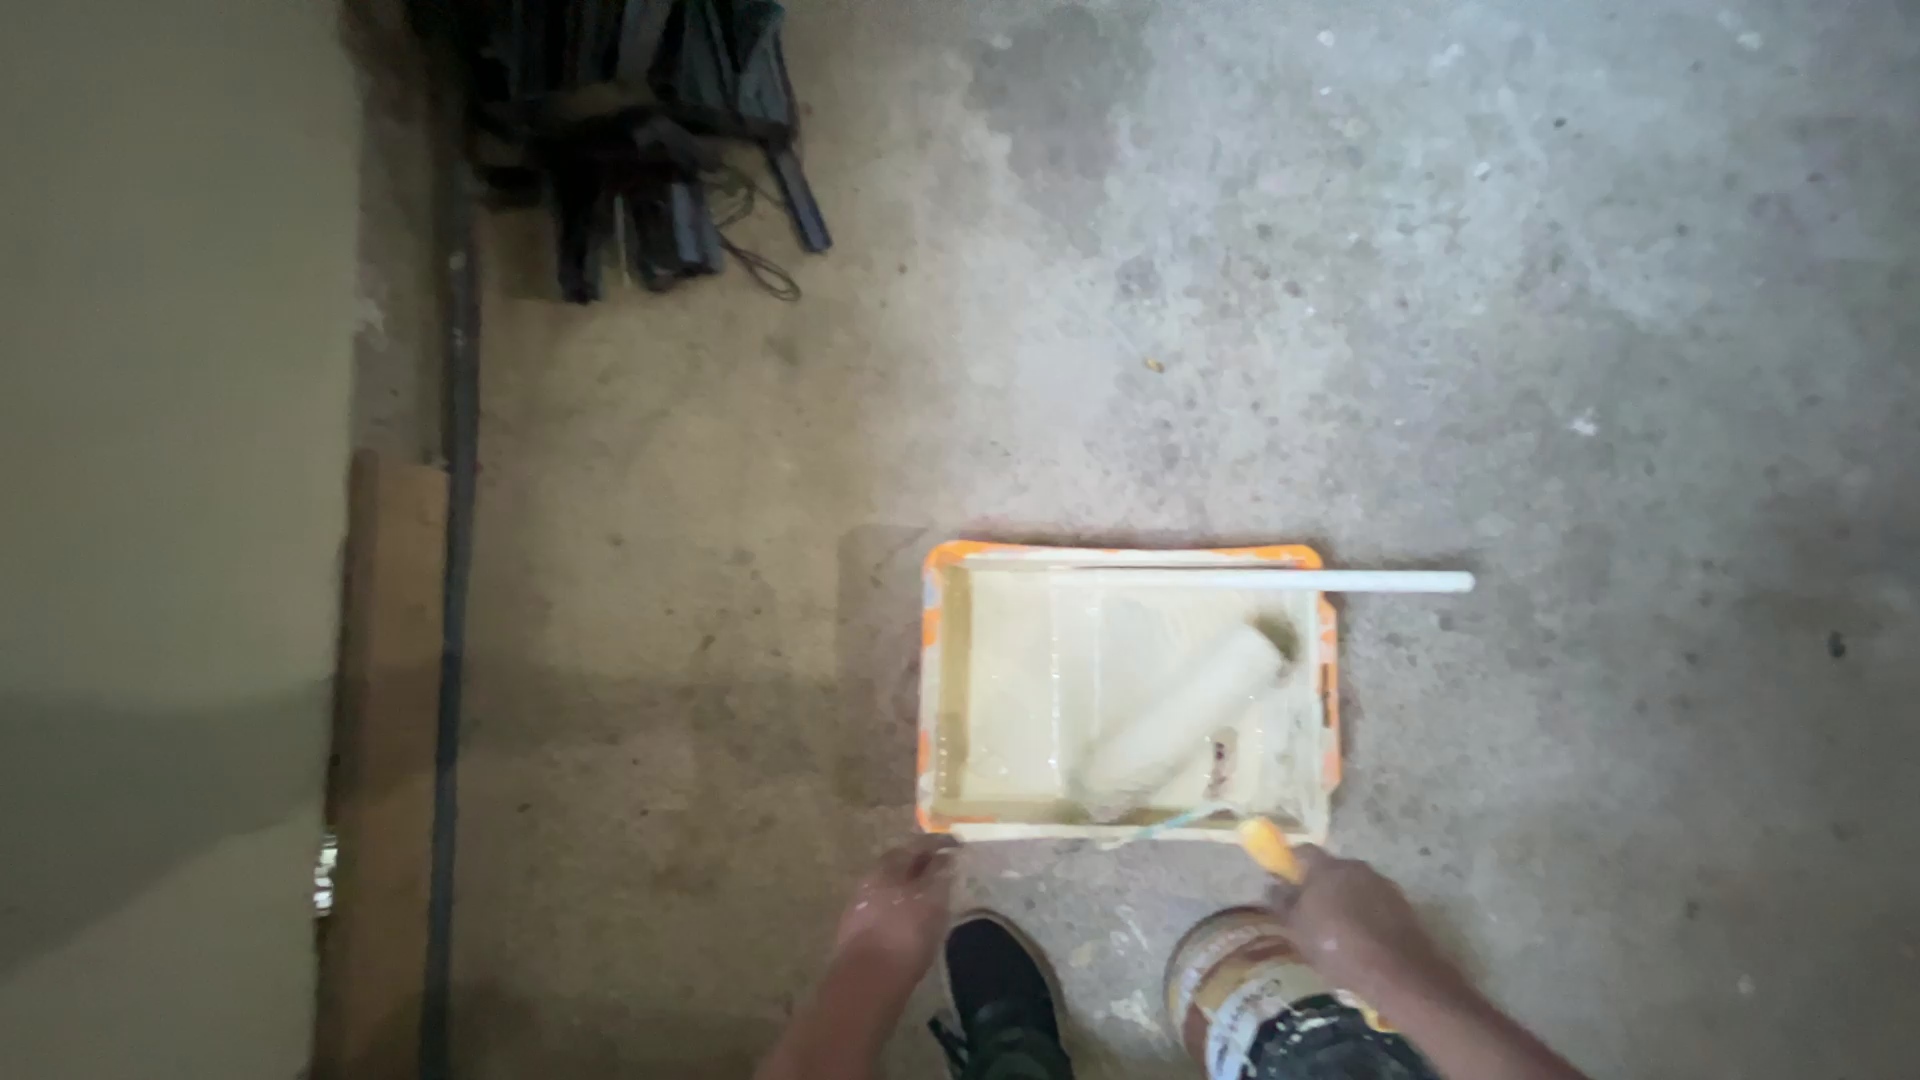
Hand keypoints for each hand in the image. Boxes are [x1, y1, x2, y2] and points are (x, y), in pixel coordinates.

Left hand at [832, 835, 959, 982]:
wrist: (866, 982)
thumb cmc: (904, 934)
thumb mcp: (931, 900)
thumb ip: (940, 875)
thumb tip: (945, 858)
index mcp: (888, 865)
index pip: (917, 843)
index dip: (939, 842)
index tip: (958, 844)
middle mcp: (872, 878)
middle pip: (901, 863)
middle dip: (923, 863)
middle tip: (945, 868)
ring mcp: (862, 904)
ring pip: (892, 886)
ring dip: (912, 886)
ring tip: (932, 895)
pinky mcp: (858, 931)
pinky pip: (886, 907)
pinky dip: (902, 906)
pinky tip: (913, 919)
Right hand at [1270, 844, 1464, 1002]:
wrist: (1399, 974)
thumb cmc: (1336, 946)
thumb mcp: (1296, 928)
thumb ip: (1282, 902)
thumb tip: (1272, 884)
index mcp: (1326, 867)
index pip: (1303, 850)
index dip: (1292, 863)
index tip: (1286, 881)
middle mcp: (1355, 867)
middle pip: (1332, 868)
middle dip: (1321, 884)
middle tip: (1313, 910)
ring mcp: (1383, 885)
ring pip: (1356, 886)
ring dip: (1346, 899)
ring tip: (1341, 929)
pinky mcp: (1404, 906)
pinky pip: (1376, 903)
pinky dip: (1368, 914)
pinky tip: (1365, 940)